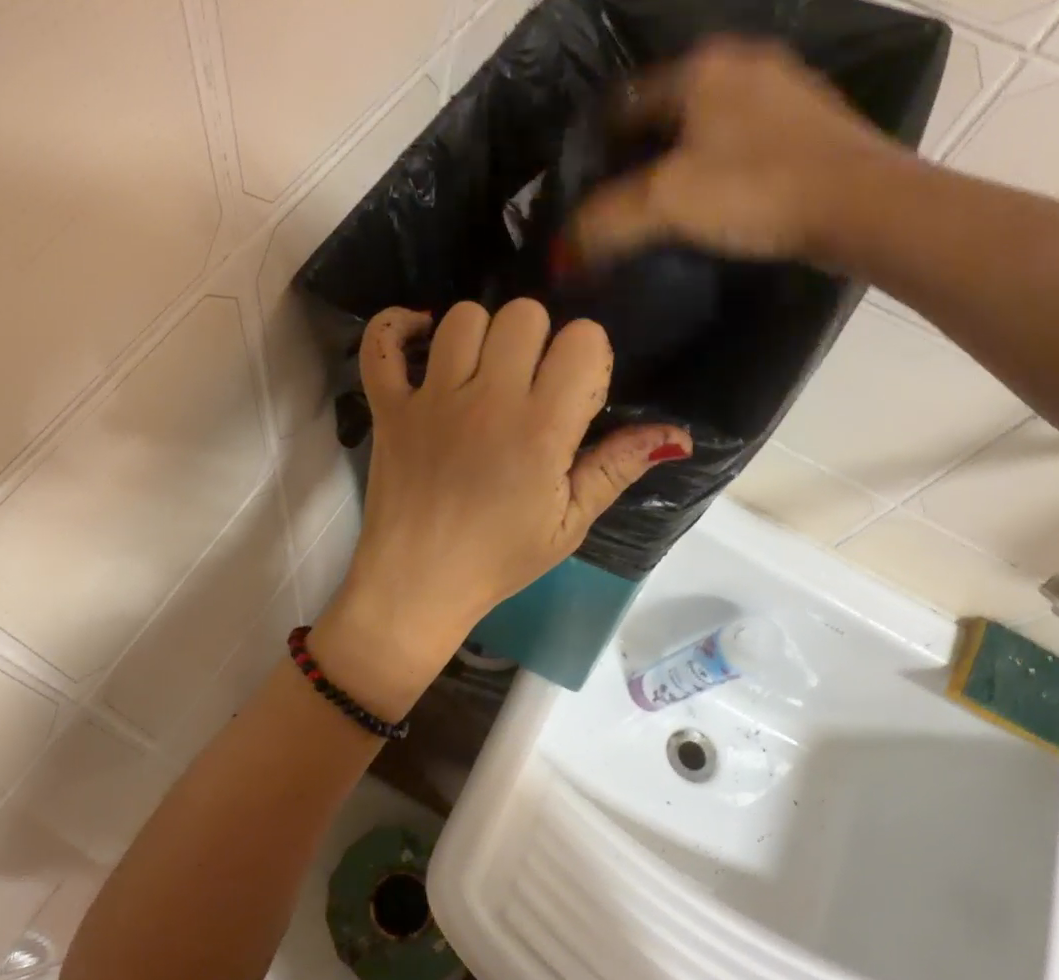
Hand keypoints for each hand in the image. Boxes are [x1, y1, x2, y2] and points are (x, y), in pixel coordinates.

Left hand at [312, 302, 689, 698]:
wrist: (417, 586)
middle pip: (524, 314)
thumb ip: (617, 468)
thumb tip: (676, 433)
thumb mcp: (569, 525)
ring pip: (463, 317)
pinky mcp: (388, 407)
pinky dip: (396, 329)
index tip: (576, 394)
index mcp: (540, 429)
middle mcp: (486, 401)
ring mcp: (430, 399)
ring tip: (482, 373)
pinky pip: (382, 342)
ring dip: (481, 335)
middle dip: (538, 340)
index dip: (589, 359)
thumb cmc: (498, 560)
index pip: (583, 339)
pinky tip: (422, 341)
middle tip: (531, 384)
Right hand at [569, 37, 908, 263]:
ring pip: (706, 122)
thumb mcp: (665, 205)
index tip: (584, 187)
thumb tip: (558, 254)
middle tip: (620, 199)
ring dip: (682, 156)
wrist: (862, 205)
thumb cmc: (756, 190)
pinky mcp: (810, 121)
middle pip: (666, 110)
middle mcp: (740, 62)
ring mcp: (782, 87)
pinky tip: (720, 197)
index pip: (622, 104)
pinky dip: (721, 162)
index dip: (596, 148)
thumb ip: (604, 224)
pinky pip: (743, 137)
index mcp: (699, 69)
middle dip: (640, 151)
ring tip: (664, 203)